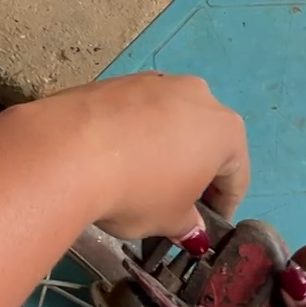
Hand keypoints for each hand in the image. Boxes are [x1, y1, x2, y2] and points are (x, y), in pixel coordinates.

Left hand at [0, 72, 248, 243]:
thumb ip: (187, 224)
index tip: (204, 227)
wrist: (69, 149)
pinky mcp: (118, 80)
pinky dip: (132, 134)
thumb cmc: (136, 190)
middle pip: (204, 140)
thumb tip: (190, 227)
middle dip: (193, 171)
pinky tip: (112, 158)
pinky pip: (135, 113)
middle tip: (172, 203)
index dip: (224, 207)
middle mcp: (197, 95)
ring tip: (137, 180)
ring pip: (169, 121)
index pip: (236, 175)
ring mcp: (155, 82)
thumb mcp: (169, 221)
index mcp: (225, 129)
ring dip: (162, 149)